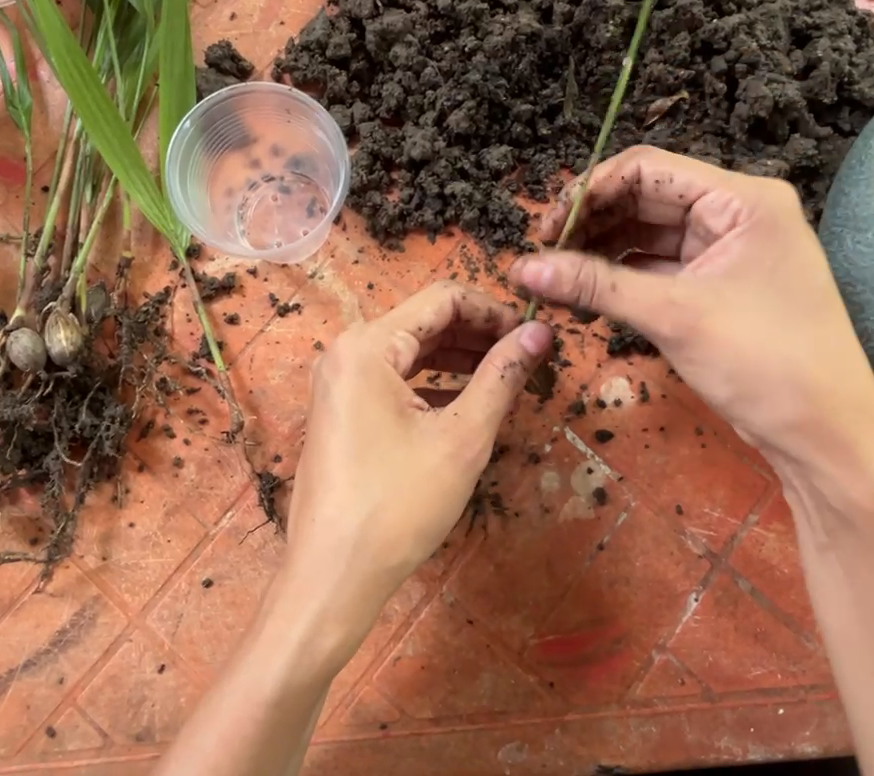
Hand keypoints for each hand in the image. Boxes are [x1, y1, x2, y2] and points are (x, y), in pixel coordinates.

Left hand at [285, 283, 552, 642]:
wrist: (333, 574)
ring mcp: (339, 380)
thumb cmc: (399, 504)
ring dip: (458, 358)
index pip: (442, 299)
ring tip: (506, 377)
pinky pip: (393, 378)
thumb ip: (502, 376)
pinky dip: (432, 382)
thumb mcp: (462, 437)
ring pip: (410, 350)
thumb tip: (540, 333)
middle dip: (478, 334)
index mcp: (368, 344)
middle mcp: (346, 350)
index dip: (493, 310)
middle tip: (528, 357)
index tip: (534, 334)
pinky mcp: (341, 408)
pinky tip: (467, 401)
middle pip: (424, 321)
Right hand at [509, 146, 873, 473]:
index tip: (546, 227)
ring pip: (645, 235)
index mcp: (742, 199)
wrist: (826, 438)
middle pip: (643, 199)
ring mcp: (725, 251)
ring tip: (555, 277)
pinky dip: (620, 279)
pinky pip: (656, 268)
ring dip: (599, 253)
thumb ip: (595, 284)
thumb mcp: (673, 316)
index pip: (648, 168)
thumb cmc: (764, 363)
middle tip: (541, 254)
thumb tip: (523, 269)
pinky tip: (583, 296)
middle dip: (590, 224)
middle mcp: (734, 214)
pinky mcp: (715, 286)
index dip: (590, 190)